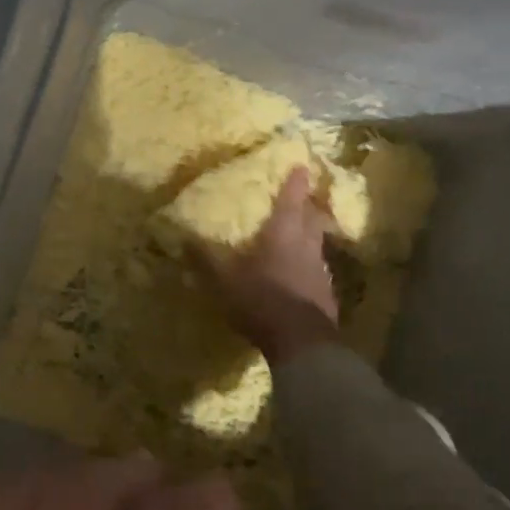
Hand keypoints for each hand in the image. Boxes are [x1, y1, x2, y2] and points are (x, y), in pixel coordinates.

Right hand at [196, 168, 339, 362]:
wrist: (302, 343)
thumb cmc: (261, 299)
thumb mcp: (223, 279)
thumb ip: (205, 259)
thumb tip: (182, 237)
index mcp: (283, 234)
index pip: (291, 200)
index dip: (295, 182)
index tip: (301, 166)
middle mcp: (307, 247)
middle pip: (312, 219)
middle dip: (309, 206)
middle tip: (306, 198)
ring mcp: (321, 273)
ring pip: (317, 246)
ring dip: (311, 238)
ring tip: (301, 237)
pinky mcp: (327, 297)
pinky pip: (318, 273)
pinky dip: (309, 268)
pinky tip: (300, 277)